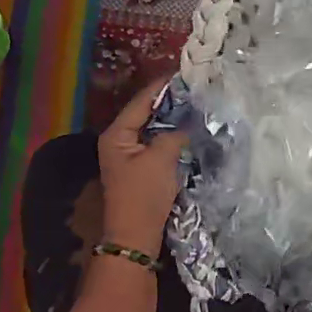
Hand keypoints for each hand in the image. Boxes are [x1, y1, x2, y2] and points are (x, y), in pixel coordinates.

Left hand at [98, 77, 189, 257]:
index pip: (140, 102)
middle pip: (144, 114)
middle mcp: (118, 141)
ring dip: (171, 121)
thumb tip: (189, 120)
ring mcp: (127, 157)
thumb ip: (175, 134)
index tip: (184, 74)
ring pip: (151, 130)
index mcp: (116, 134)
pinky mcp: (138, 171)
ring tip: (195, 106)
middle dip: (169, 103)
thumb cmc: (144, 195)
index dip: (162, 87)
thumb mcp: (161, 160)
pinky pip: (155, 146)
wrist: (135, 237)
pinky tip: (188, 132)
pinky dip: (170, 138)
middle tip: (194, 89)